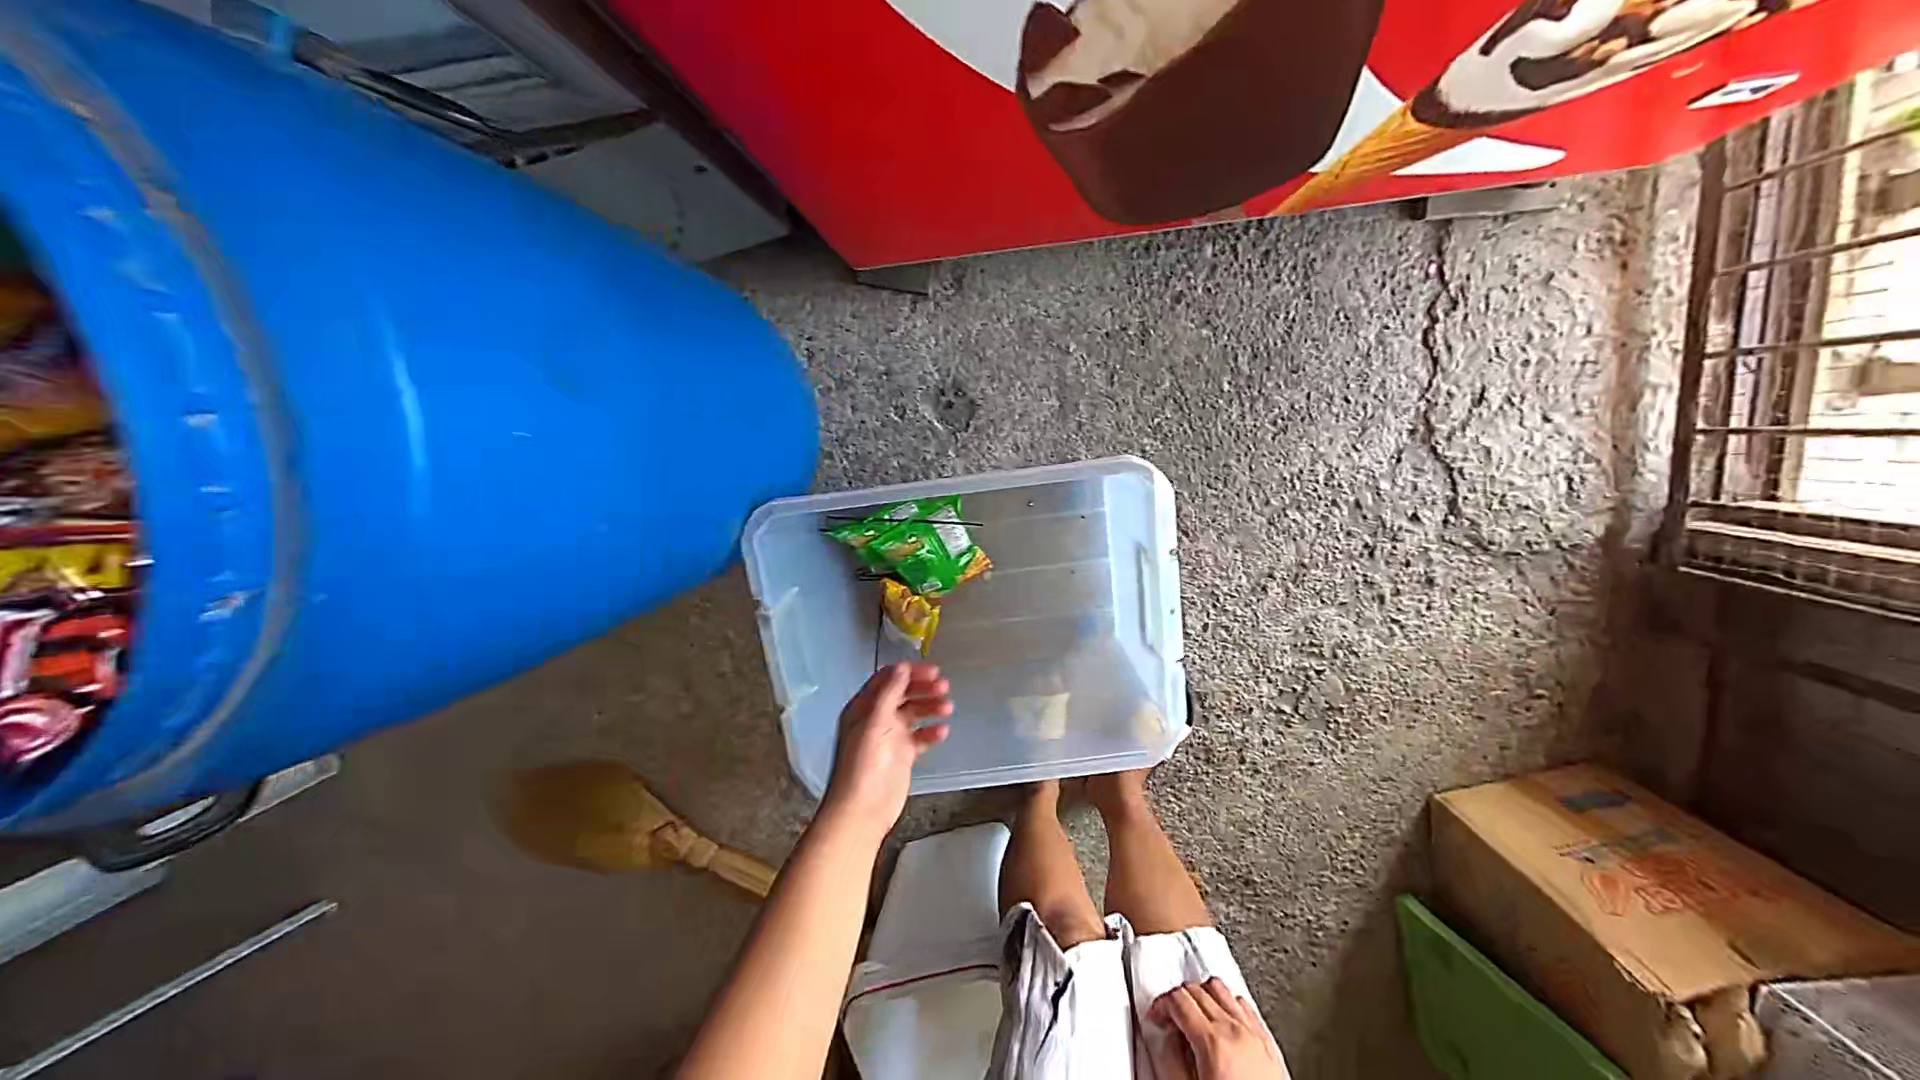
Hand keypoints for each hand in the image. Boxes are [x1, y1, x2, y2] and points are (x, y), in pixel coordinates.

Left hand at [820, 663, 951, 839]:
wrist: (863, 809)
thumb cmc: (863, 765)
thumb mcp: (875, 723)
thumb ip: (888, 694)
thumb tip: (901, 667)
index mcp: (864, 707)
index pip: (888, 679)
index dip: (909, 672)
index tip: (932, 671)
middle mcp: (876, 718)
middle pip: (903, 694)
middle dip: (923, 687)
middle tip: (944, 686)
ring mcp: (890, 736)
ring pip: (914, 713)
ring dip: (930, 707)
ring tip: (947, 707)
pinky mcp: (902, 754)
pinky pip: (920, 737)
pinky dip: (931, 732)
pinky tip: (942, 731)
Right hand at [1147, 979, 1288, 1079]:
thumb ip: (1172, 1059)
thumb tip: (1165, 1037)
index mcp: (1211, 1042)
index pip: (1177, 999)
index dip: (1161, 1004)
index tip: (1158, 1016)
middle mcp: (1233, 1030)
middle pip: (1196, 990)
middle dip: (1178, 999)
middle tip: (1172, 1017)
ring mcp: (1253, 1033)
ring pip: (1220, 989)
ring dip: (1203, 995)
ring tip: (1195, 1014)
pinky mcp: (1268, 1042)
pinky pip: (1243, 1004)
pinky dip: (1228, 1004)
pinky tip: (1222, 1021)